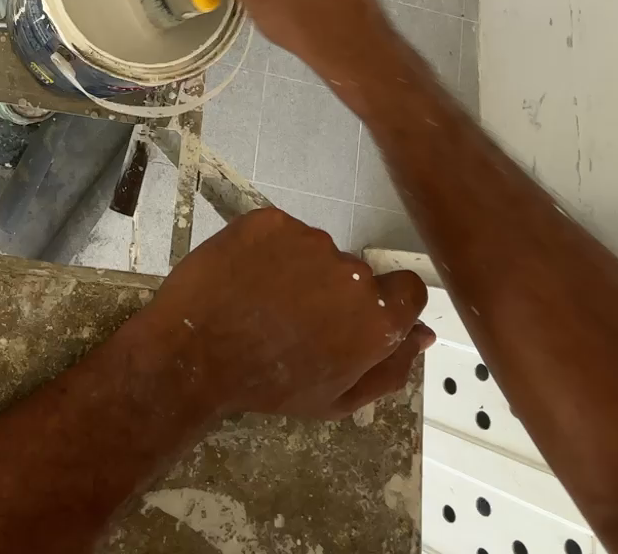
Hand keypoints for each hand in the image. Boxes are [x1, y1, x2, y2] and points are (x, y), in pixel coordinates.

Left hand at [144, 208, 431, 419]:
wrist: (194, 352)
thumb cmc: (268, 384)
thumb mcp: (338, 397)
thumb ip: (390, 366)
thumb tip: (422, 335)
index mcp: (377, 317)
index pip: (406, 290)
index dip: (382, 301)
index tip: (349, 314)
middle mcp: (350, 271)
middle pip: (354, 272)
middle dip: (330, 290)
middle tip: (290, 316)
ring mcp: (307, 239)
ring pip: (313, 250)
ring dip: (296, 267)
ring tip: (259, 297)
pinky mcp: (268, 219)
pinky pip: (279, 230)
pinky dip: (266, 247)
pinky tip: (243, 274)